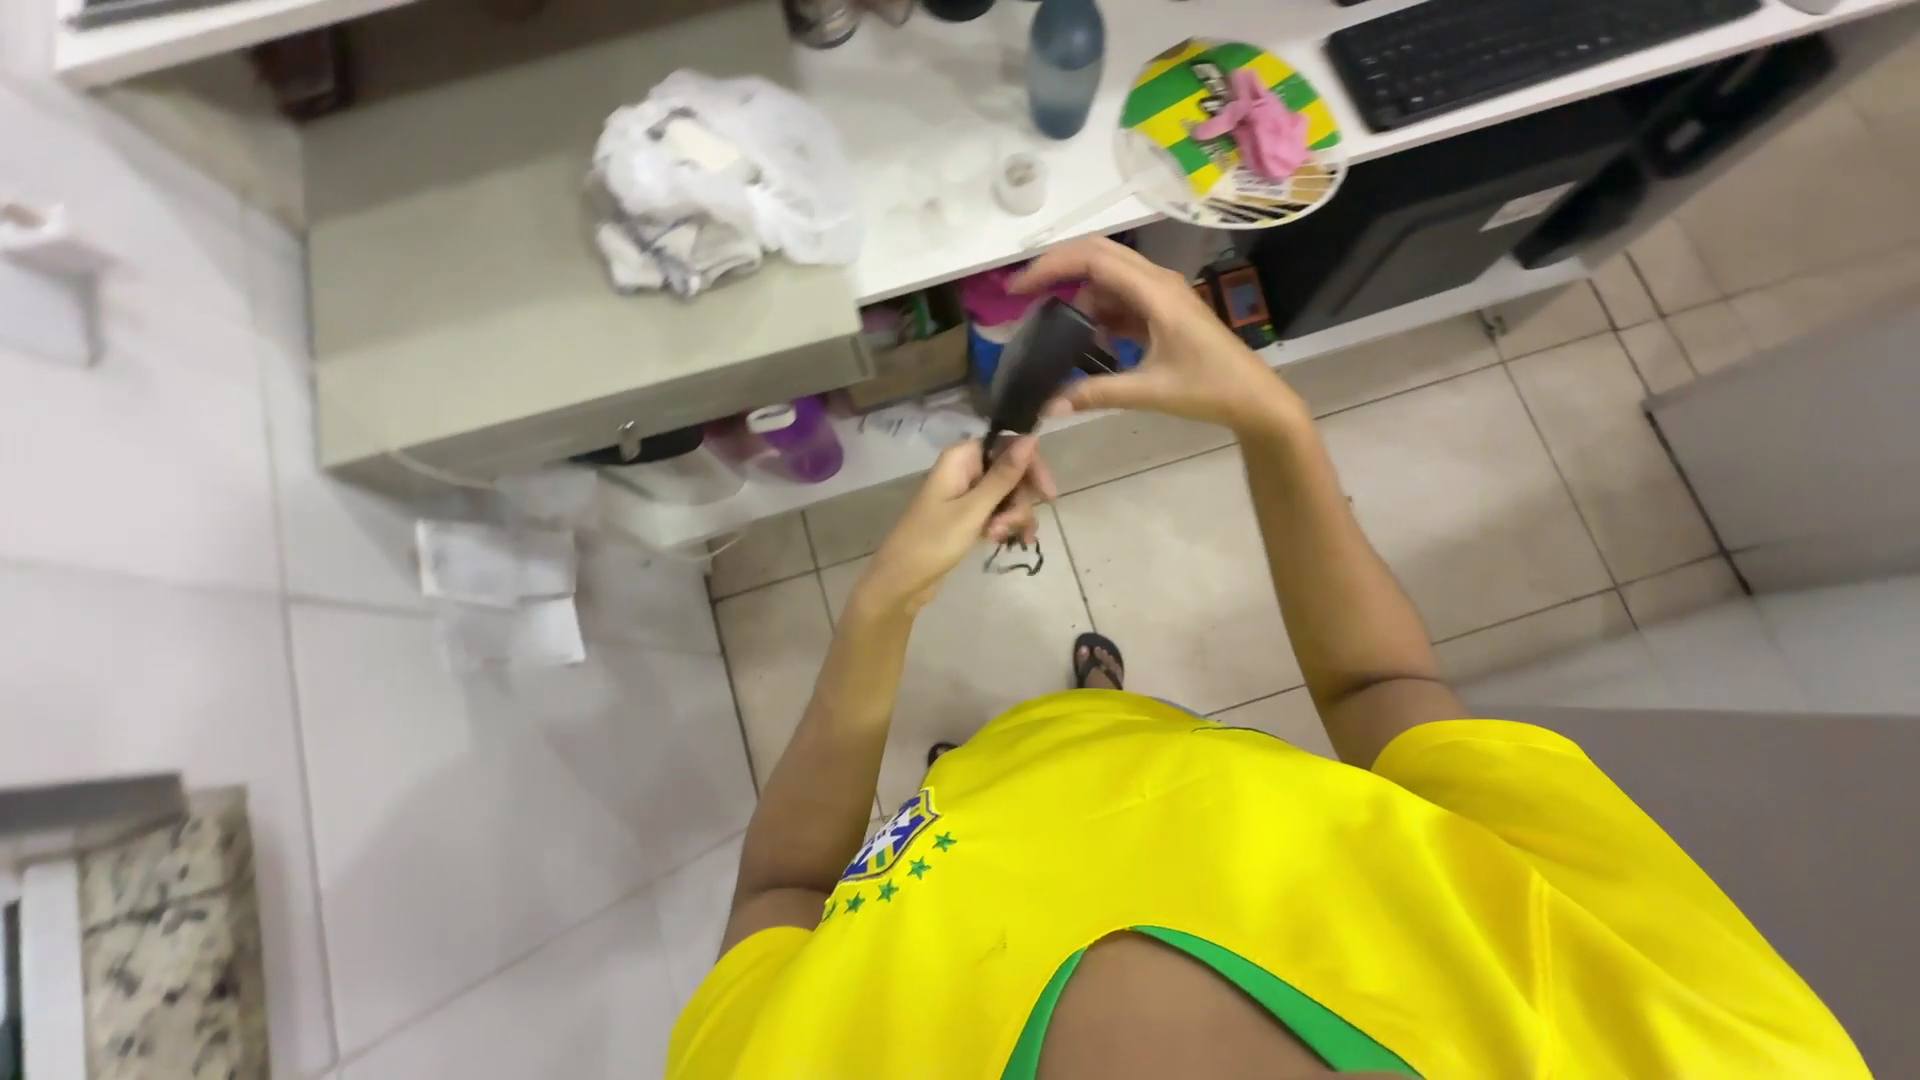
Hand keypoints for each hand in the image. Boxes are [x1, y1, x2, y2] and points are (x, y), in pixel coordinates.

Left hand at [850, 436, 1055, 617]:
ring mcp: (965, 495)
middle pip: (1010, 473)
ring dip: (1011, 517)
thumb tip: (1030, 438)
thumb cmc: (933, 542)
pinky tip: (1003, 543)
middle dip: (1018, 501)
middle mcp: (964, 470)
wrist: (901, 581)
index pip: (1007, 446)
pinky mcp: (966, 517)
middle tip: (1012, 526)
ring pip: (1007, 497)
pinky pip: (996, 513)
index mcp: (960, 458)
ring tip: (998, 538)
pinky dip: (1003, 526)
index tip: (1047, 495)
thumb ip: (1003, 476)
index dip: (1030, 467)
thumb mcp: (973, 510)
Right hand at [1010, 237, 1305, 435]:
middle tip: (1024, 296)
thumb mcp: (1149, 392)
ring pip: (1108, 280)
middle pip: (1098, 256)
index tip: (1018, 288)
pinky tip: (1087, 344)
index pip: (1094, 260)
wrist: (1254, 398)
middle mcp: (1157, 283)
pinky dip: (1098, 315)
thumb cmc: (1209, 389)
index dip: (1051, 266)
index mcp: (1156, 293)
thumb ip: (1096, 394)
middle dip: (1057, 269)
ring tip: (1053, 331)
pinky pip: (1121, 301)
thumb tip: (1048, 406)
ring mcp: (1161, 296)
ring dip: (1079, 299)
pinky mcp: (1163, 311)